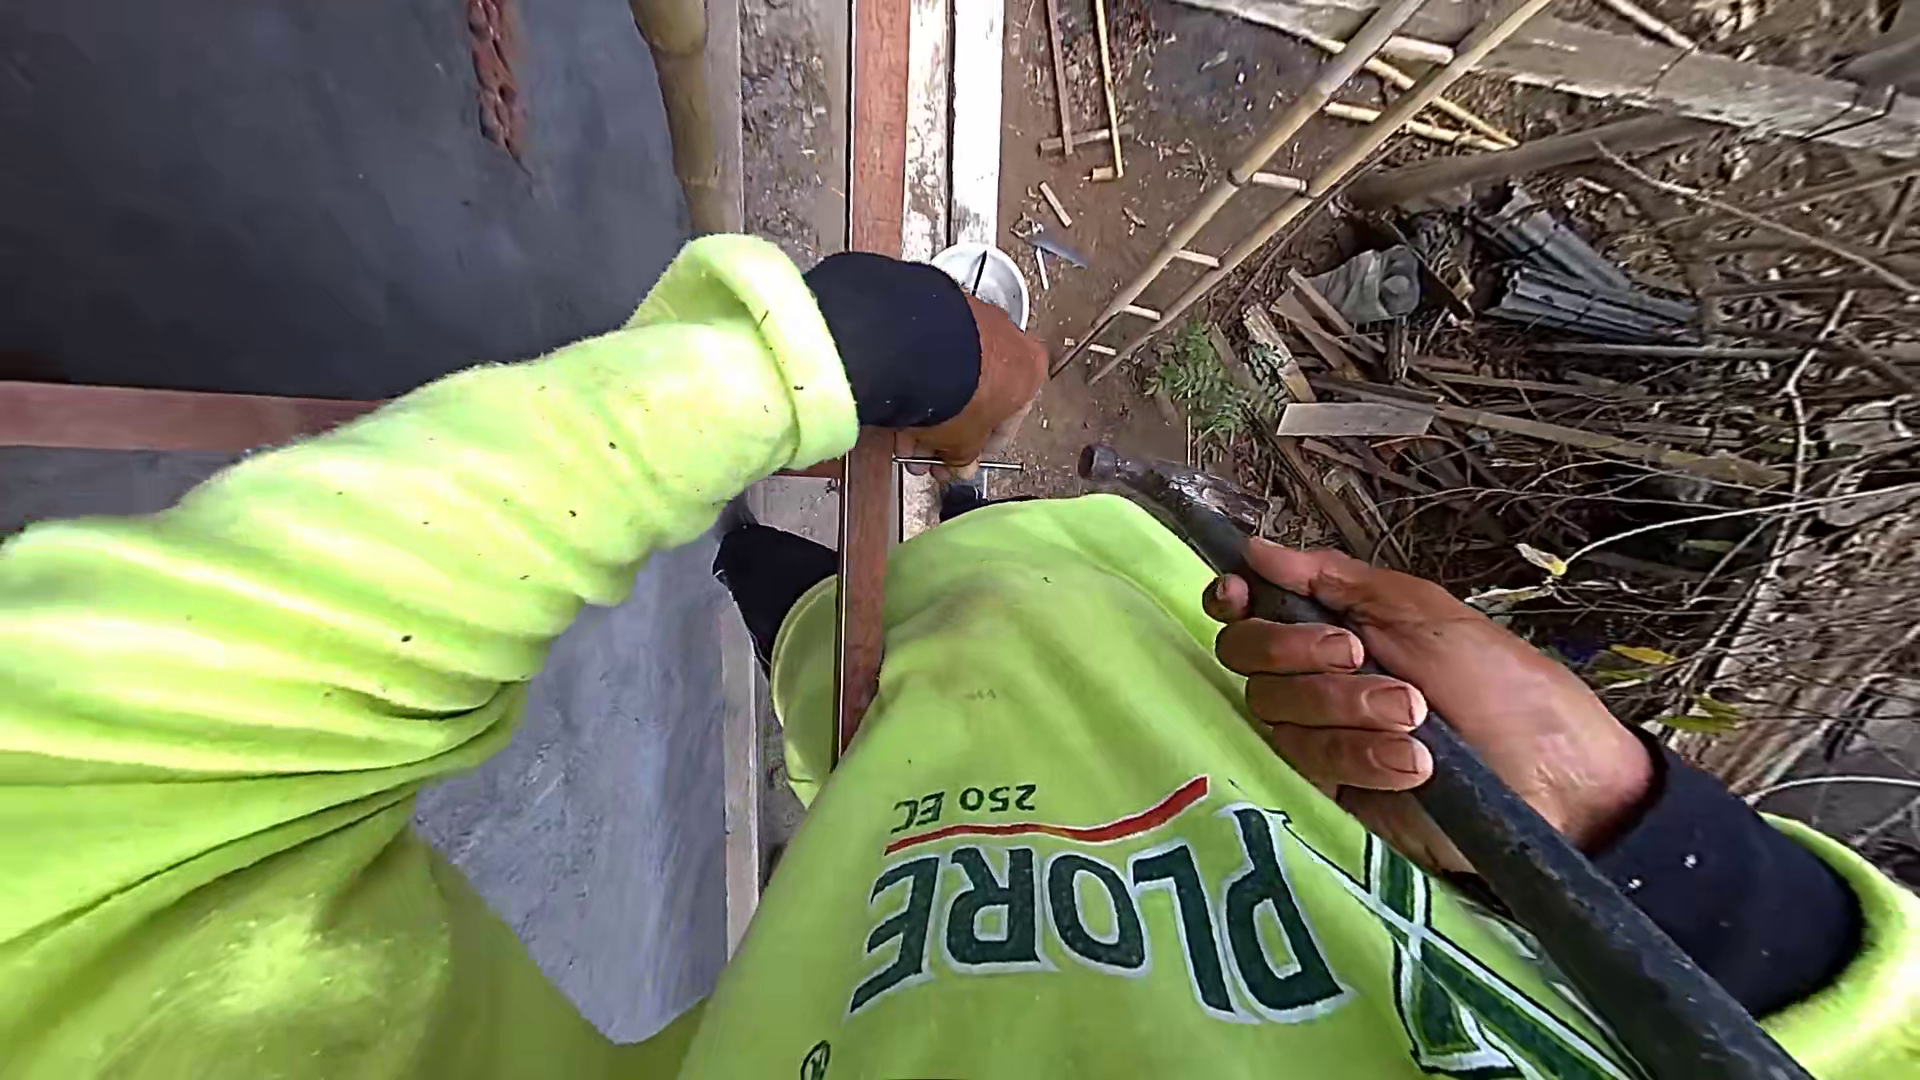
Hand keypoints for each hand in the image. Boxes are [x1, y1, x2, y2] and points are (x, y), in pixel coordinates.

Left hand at [903, 296, 1044, 473]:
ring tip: (907, 439)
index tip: (961, 460)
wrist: (924, 351)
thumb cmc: (960, 390)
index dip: (980, 449)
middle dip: (950, 433)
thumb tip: (961, 463)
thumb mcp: (967, 441)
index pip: (1008, 422)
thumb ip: (966, 456)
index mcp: (1031, 372)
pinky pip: (933, 361)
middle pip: (977, 401)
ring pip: (952, 382)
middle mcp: (1009, 341)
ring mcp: (974, 323)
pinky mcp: (940, 313)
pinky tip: (900, 411)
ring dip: (931, 416)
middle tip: (930, 454)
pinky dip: (920, 387)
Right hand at [1203, 541, 1652, 873]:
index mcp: (1320, 624)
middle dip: (1292, 649)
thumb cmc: (1496, 681)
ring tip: (1413, 716)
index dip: (1229, 598)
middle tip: (1356, 655)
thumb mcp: (1419, 611)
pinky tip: (1412, 762)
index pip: (1243, 609)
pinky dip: (1358, 753)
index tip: (1239, 595)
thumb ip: (1332, 577)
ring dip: (1340, 705)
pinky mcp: (1323, 781)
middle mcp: (1301, 673)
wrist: (1560, 781)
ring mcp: (1309, 728)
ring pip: (1270, 705)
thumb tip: (1253, 547)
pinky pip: (1305, 760)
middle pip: (1241, 652)